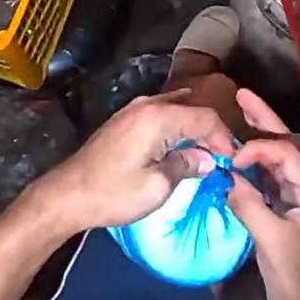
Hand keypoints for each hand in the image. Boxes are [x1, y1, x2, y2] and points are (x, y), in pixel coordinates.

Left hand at [23, 92, 237, 237]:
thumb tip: (208, 159)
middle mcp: (148, 105)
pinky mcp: (125, 119)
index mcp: (159, 117)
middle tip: (222, 158)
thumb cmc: (113, 193)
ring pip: (176, 109)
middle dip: (211, 132)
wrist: (67, 195)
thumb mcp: (157, 186)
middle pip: (192, 110)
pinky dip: (177, 126)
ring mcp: (134, 109)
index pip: (205, 117)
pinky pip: (161, 113)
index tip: (232, 160)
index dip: (223, 137)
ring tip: (205, 152)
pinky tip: (182, 141)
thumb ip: (186, 165)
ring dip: (194, 128)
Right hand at [224, 90, 299, 299]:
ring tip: (237, 113)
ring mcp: (298, 200)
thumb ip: (250, 206)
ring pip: (276, 161)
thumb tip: (228, 178)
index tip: (232, 157)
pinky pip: (268, 181)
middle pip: (285, 147)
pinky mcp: (286, 213)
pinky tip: (236, 157)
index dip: (258, 146)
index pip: (286, 152)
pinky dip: (252, 167)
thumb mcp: (274, 243)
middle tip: (241, 95)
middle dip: (264, 120)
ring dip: (256, 140)